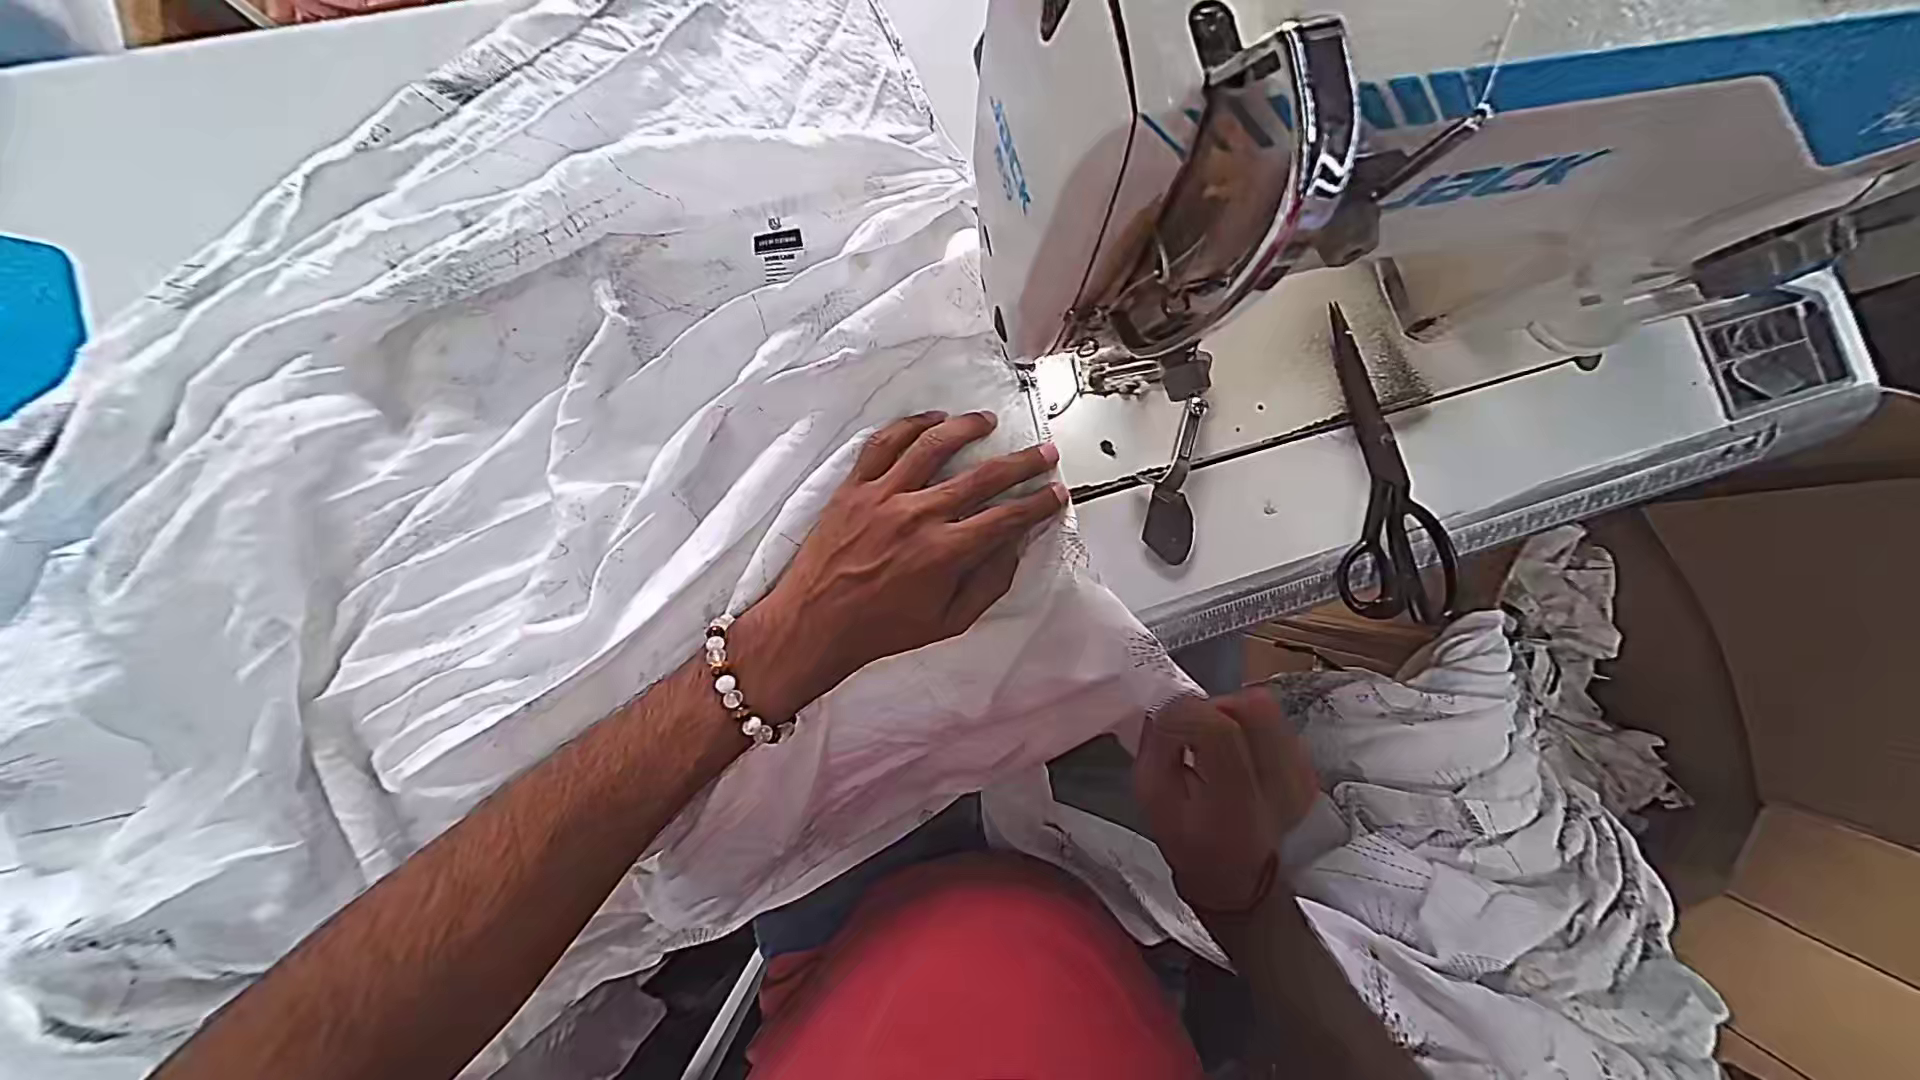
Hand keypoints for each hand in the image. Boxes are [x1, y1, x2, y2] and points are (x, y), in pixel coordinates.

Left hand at [731, 410, 1067, 717]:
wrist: (814, 623)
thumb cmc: (878, 628)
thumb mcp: (947, 622)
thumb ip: (988, 584)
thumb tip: (1013, 548)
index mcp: (944, 552)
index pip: (1007, 517)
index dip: (1038, 503)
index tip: (1053, 493)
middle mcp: (917, 516)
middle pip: (984, 476)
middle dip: (1023, 462)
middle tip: (1042, 453)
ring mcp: (883, 496)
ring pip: (934, 446)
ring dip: (967, 428)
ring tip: (986, 421)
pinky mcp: (854, 488)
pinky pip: (883, 443)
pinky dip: (910, 426)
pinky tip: (930, 421)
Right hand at [1133, 689, 1318, 911]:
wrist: (1246, 882)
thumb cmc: (1191, 842)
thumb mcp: (1153, 797)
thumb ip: (1155, 745)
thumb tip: (1167, 707)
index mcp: (1232, 798)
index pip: (1212, 726)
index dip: (1181, 714)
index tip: (1167, 727)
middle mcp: (1278, 782)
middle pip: (1249, 706)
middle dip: (1213, 707)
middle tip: (1194, 729)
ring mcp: (1301, 774)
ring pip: (1265, 708)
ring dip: (1231, 714)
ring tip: (1215, 740)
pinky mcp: (1307, 767)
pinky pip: (1276, 722)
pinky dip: (1250, 726)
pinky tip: (1237, 750)